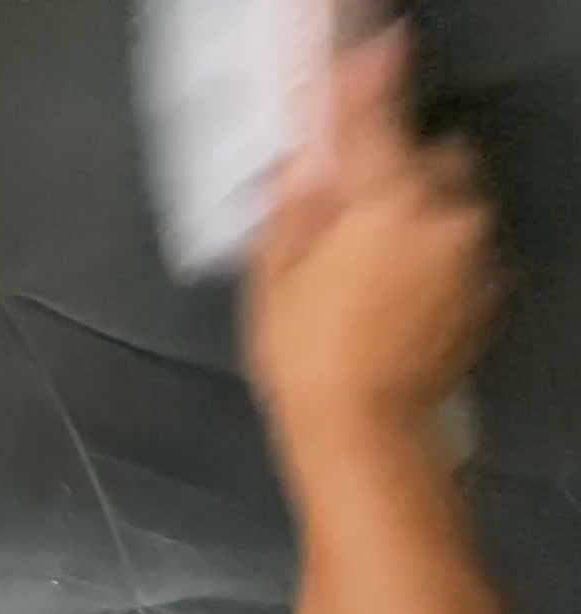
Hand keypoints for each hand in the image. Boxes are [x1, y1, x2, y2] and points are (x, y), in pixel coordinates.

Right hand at [247, 28, 497, 442]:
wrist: (363, 421)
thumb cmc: (304, 352)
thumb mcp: (273, 281)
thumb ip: (295, 213)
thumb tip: (305, 168)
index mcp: (384, 205)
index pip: (373, 127)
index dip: (364, 86)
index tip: (372, 47)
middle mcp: (446, 213)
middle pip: (427, 159)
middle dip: (387, 174)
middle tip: (335, 217)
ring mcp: (474, 248)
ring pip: (445, 202)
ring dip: (406, 215)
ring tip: (353, 271)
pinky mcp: (485, 283)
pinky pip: (453, 243)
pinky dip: (421, 254)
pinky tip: (380, 297)